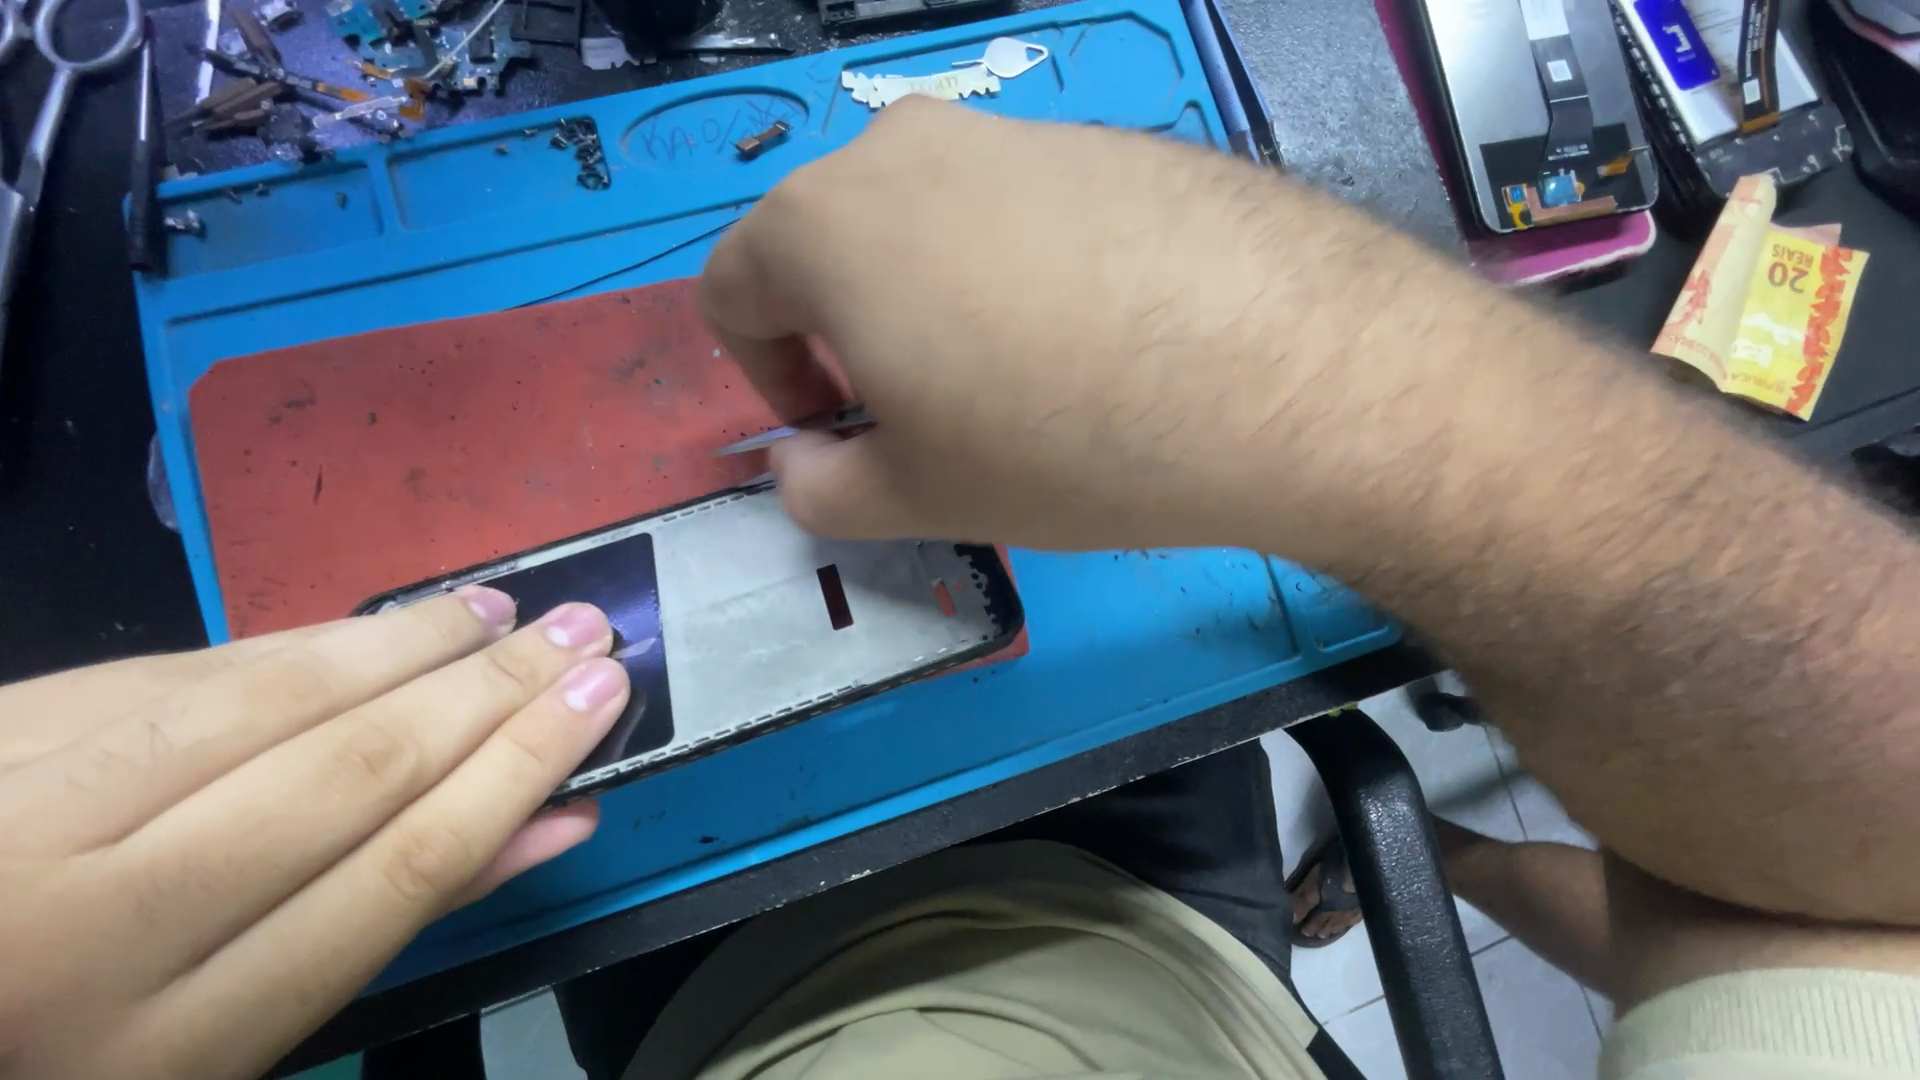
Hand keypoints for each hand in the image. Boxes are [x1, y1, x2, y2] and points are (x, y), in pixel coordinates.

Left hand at [0, 591, 627, 1077]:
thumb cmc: (102, 1043)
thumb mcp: (254, 1028)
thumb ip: (413, 912)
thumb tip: (567, 814)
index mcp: (170, 1044)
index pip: (405, 865)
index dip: (522, 765)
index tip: (601, 692)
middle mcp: (78, 938)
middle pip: (354, 770)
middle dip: (493, 687)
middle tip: (580, 629)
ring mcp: (11, 825)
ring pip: (272, 700)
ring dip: (412, 641)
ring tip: (500, 609)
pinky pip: (186, 671)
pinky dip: (309, 642)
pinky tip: (385, 624)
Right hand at [699, 97, 1459, 552]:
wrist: (1280, 372)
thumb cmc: (1058, 442)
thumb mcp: (916, 495)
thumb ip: (819, 490)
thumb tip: (796, 466)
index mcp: (823, 223)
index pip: (732, 290)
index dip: (766, 376)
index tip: (833, 428)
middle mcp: (903, 149)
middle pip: (825, 251)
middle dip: (843, 340)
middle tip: (917, 415)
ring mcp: (1010, 133)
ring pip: (921, 229)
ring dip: (927, 308)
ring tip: (1011, 384)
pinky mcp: (1099, 144)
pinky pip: (1012, 212)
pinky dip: (1009, 276)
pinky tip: (1086, 339)